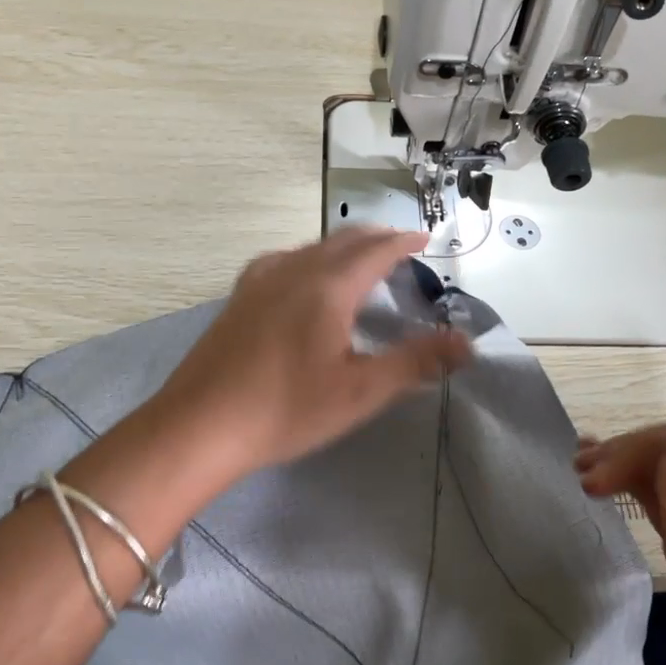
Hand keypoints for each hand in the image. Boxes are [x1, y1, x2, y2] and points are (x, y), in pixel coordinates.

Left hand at [151, 228, 471, 479]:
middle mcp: (295, 270)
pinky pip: (285, 259)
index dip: (404, 242)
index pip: (376, 250)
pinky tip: (303, 278)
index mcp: (329, 286)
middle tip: (400, 246)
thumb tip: (467, 343)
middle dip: (376, 238)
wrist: (199, 426)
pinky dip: (311, 257)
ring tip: (360, 260)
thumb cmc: (286, 410)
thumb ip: (415, 362)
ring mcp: (261, 280)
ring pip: (313, 247)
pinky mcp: (240, 296)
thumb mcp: (359, 392)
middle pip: (344, 241)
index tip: (425, 239)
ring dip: (344, 247)